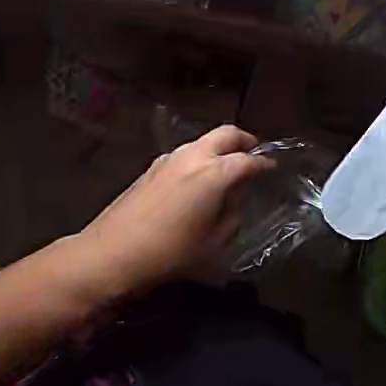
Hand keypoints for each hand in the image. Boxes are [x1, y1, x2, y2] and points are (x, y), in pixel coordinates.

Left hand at [48, 125, 274, 303]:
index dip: (263, 164)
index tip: (271, 168)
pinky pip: (185, 153)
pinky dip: (199, 158)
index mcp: (214, 173)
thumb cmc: (171, 252)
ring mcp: (169, 158)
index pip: (247, 160)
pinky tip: (198, 179)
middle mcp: (193, 156)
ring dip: (218, 148)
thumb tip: (233, 199)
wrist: (114, 251)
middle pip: (225, 134)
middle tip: (253, 153)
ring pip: (202, 141)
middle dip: (243, 140)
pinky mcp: (151, 167)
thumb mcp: (215, 242)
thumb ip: (232, 214)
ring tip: (227, 168)